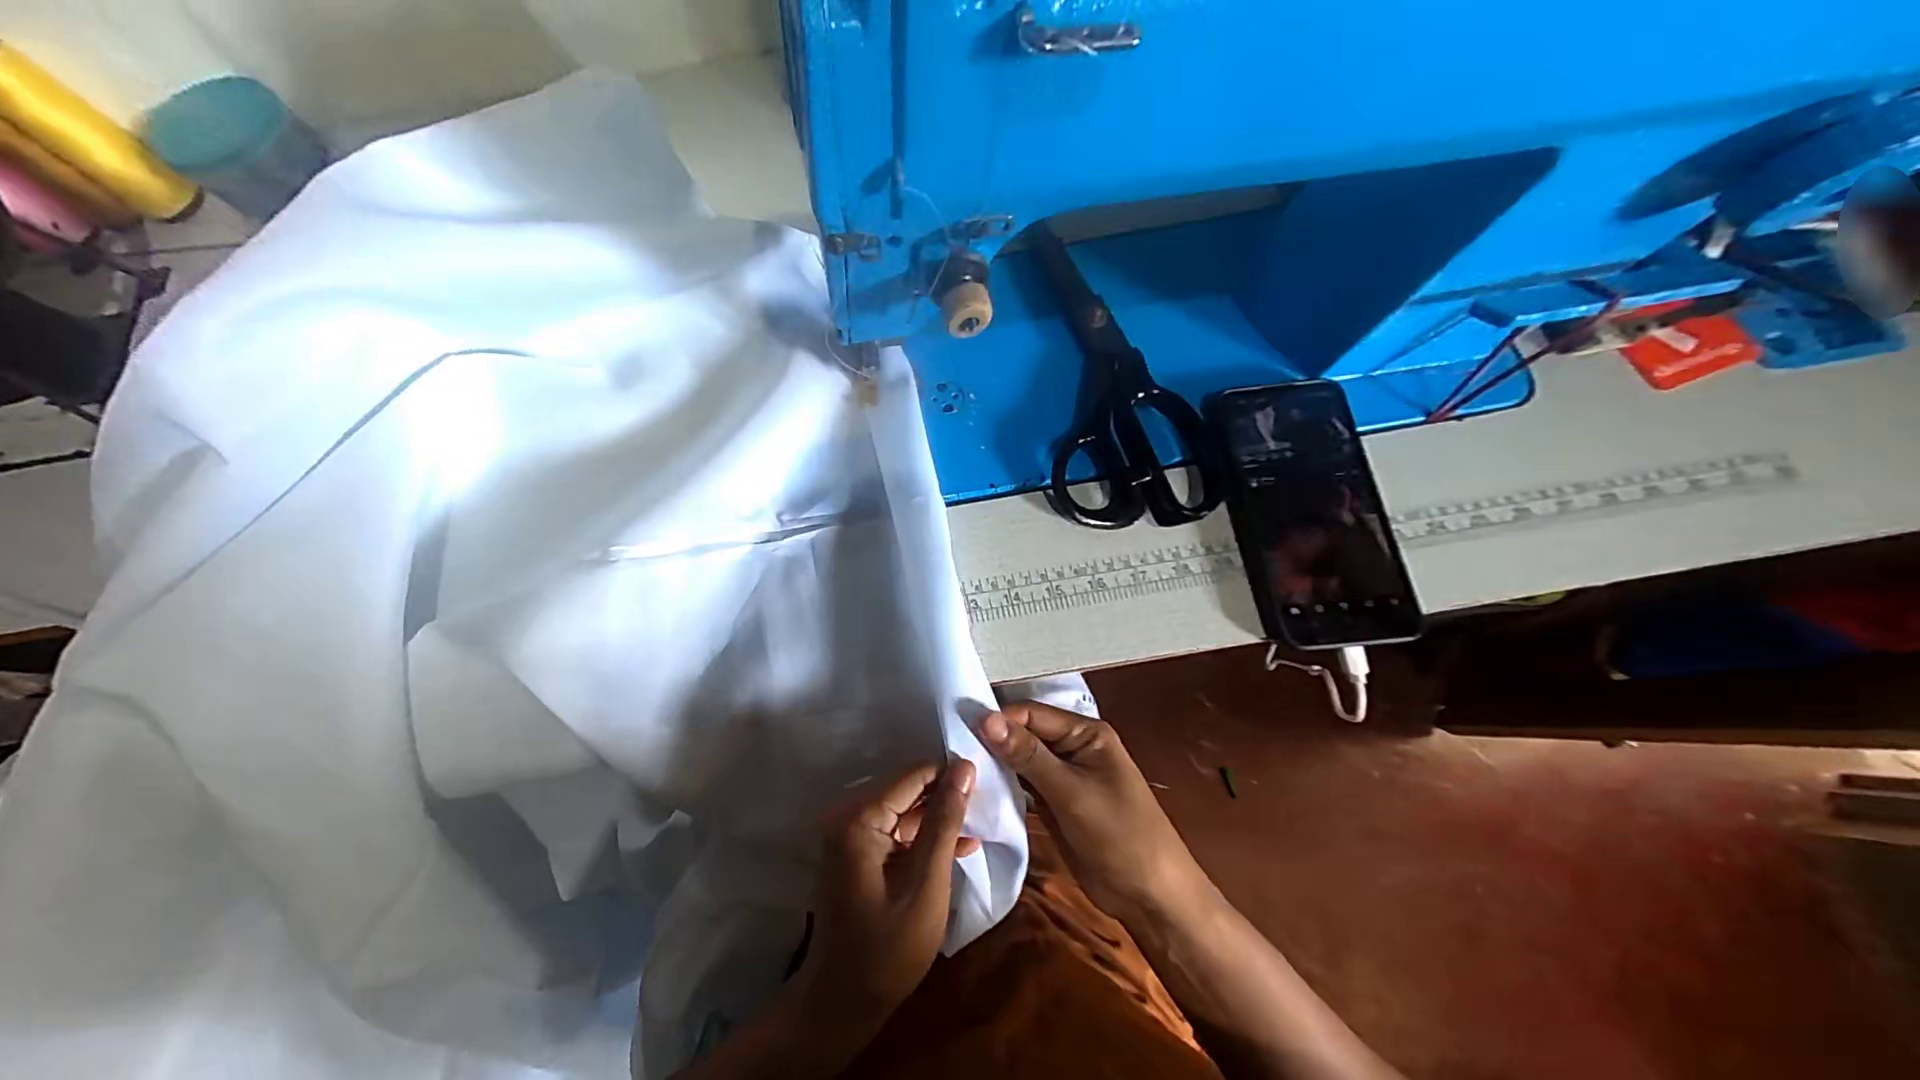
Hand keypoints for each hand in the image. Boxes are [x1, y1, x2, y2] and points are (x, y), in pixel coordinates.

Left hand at [800, 760, 980, 1020]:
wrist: (842, 1004)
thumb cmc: (888, 950)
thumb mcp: (927, 884)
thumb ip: (945, 822)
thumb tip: (964, 769)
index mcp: (859, 819)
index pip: (913, 775)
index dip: (951, 773)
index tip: (988, 777)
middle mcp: (848, 818)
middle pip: (907, 789)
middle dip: (947, 795)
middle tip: (989, 801)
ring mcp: (850, 836)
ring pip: (905, 810)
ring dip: (940, 818)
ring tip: (981, 824)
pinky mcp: (857, 854)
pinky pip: (896, 831)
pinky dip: (924, 838)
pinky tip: (959, 846)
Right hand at [979, 703, 1204, 924]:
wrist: (1150, 895)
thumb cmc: (1119, 834)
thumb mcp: (1071, 792)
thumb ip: (1028, 755)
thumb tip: (986, 719)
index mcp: (1085, 732)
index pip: (1031, 714)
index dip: (997, 720)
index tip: (959, 731)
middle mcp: (1073, 747)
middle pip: (1024, 734)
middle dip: (993, 740)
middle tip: (952, 750)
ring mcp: (1064, 777)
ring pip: (1021, 760)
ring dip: (996, 764)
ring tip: (958, 769)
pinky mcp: (1055, 803)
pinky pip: (1024, 785)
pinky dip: (1005, 786)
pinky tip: (979, 790)